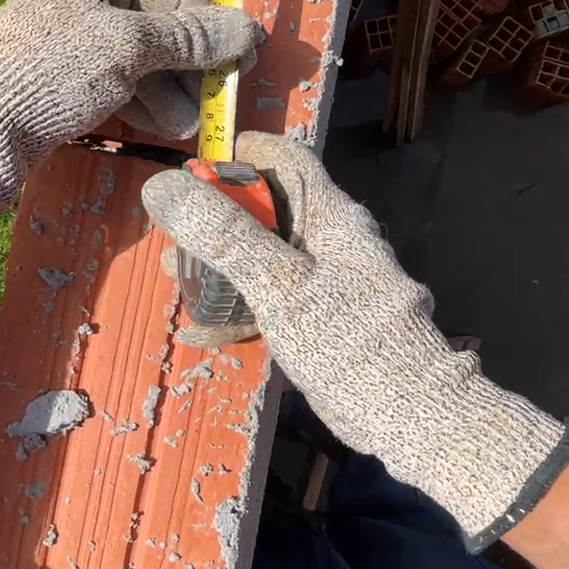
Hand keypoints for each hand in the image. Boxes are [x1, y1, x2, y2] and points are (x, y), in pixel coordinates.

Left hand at [0, 0, 258, 253]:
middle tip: (218, 100)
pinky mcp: (67, 86)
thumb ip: (187, 39)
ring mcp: (73, 47)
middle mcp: (82, 2)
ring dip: (171, 95)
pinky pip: (119, 88)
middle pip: (156, 31)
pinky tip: (166, 128)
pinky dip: (144, 107)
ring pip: (140, 65)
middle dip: (189, 70)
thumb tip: (248, 29)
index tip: (242, 57)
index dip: (208, 26)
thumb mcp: (124, 48)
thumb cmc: (48, 74)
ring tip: (192, 125)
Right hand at [141, 132, 568, 549]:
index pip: (286, 158)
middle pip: (267, 208)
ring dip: (220, 264)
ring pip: (264, 255)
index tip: (196, 169)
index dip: (241, 155)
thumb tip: (162, 186)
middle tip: (173, 234)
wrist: (405, 413)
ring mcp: (326, 280)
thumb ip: (224, 235)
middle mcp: (330, 239)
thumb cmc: (347, 338)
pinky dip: (238, 306)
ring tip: (177, 277)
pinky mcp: (320, 318)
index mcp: (330, 215)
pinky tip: (203, 331)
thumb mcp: (278, 283)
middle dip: (216, 217)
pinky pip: (271, 297)